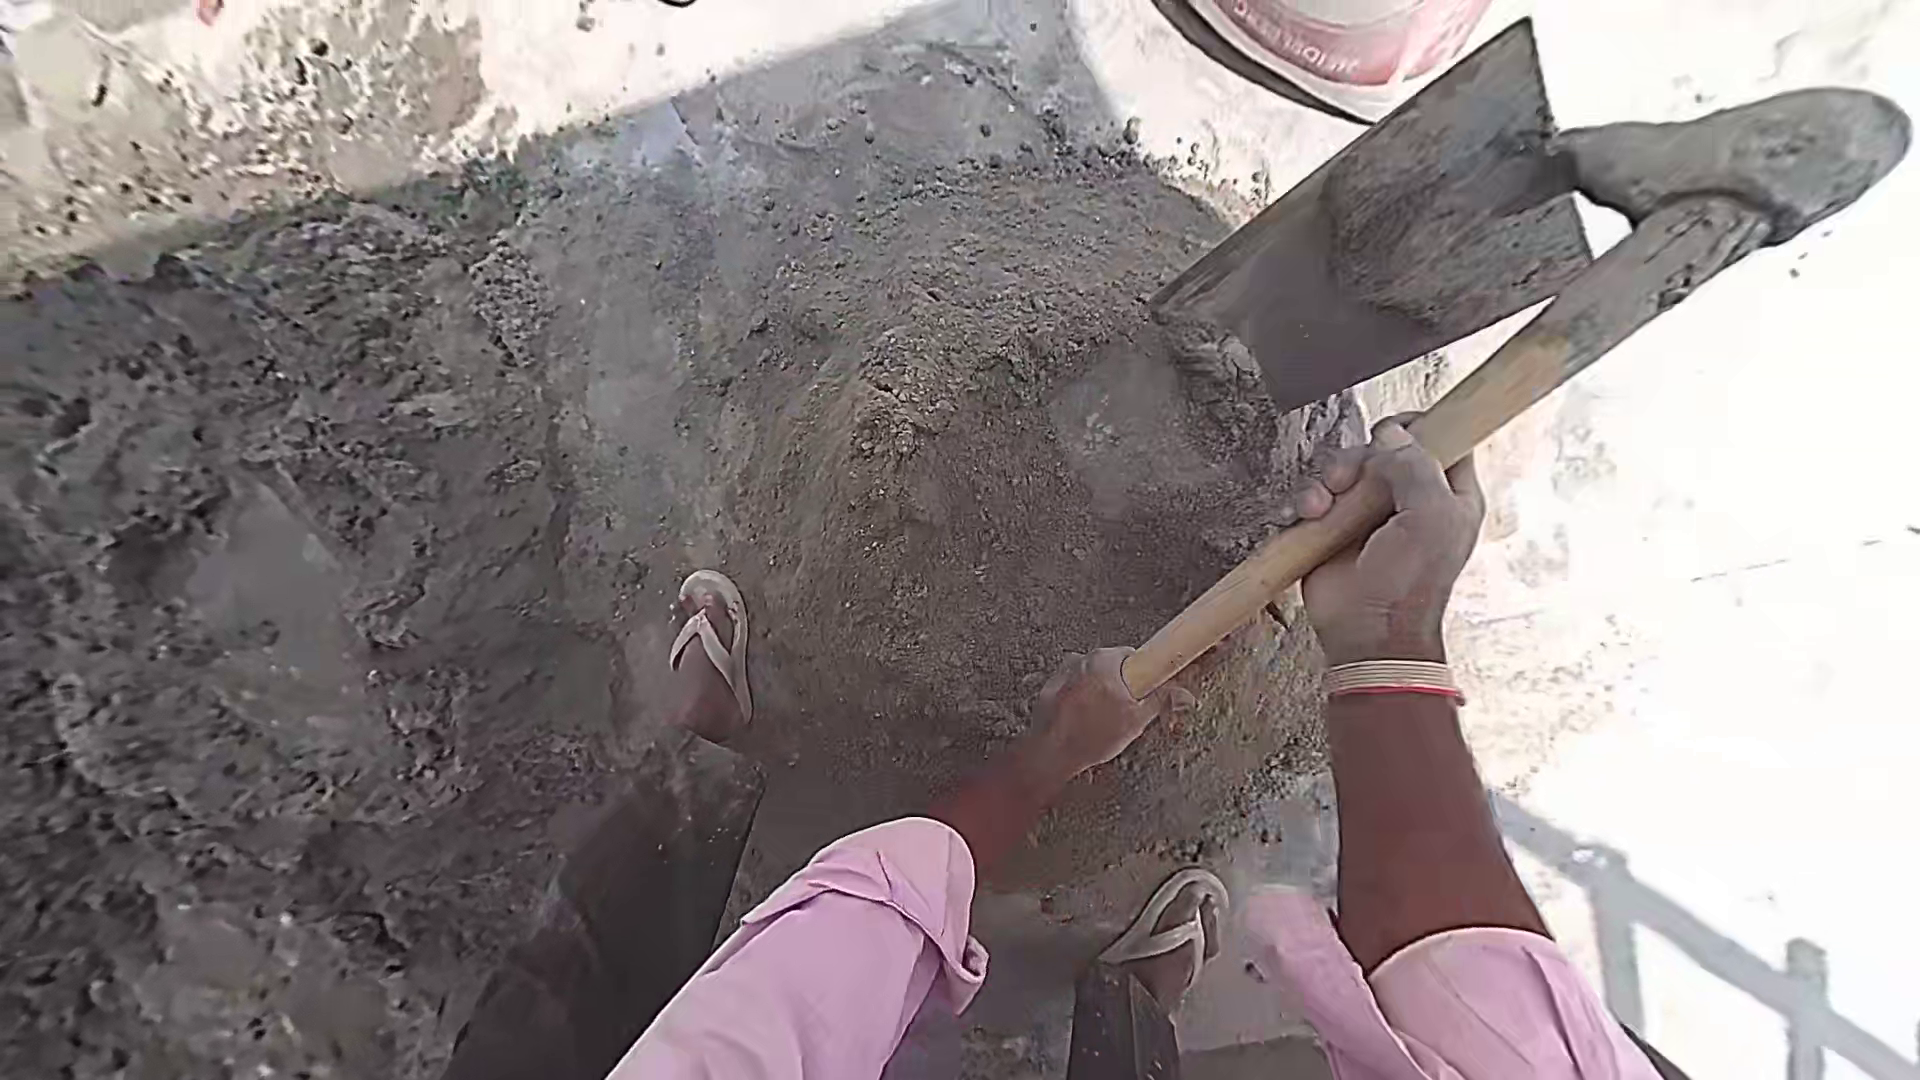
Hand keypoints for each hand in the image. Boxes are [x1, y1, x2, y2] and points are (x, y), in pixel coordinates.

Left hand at [1027, 648, 1194, 777]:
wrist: (1052, 752)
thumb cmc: (1089, 736)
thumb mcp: (1135, 720)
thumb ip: (1160, 701)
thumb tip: (1181, 693)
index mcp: (1103, 661)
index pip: (1132, 655)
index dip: (1142, 672)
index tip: (1147, 682)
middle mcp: (1081, 660)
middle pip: (1111, 666)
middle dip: (1120, 685)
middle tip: (1125, 710)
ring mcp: (1063, 672)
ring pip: (1091, 677)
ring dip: (1098, 692)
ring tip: (1102, 719)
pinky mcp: (1051, 686)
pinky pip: (1073, 687)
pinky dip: (1079, 699)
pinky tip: (1084, 719)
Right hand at [1280, 415, 1484, 664]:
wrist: (1365, 626)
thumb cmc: (1409, 580)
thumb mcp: (1431, 518)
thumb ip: (1416, 469)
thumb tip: (1390, 436)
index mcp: (1444, 493)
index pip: (1438, 440)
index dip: (1415, 427)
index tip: (1389, 430)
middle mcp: (1403, 498)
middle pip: (1376, 451)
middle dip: (1354, 461)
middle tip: (1345, 482)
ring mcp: (1362, 514)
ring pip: (1337, 473)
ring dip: (1322, 485)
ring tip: (1318, 508)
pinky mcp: (1327, 529)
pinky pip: (1308, 498)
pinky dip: (1301, 503)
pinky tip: (1303, 517)